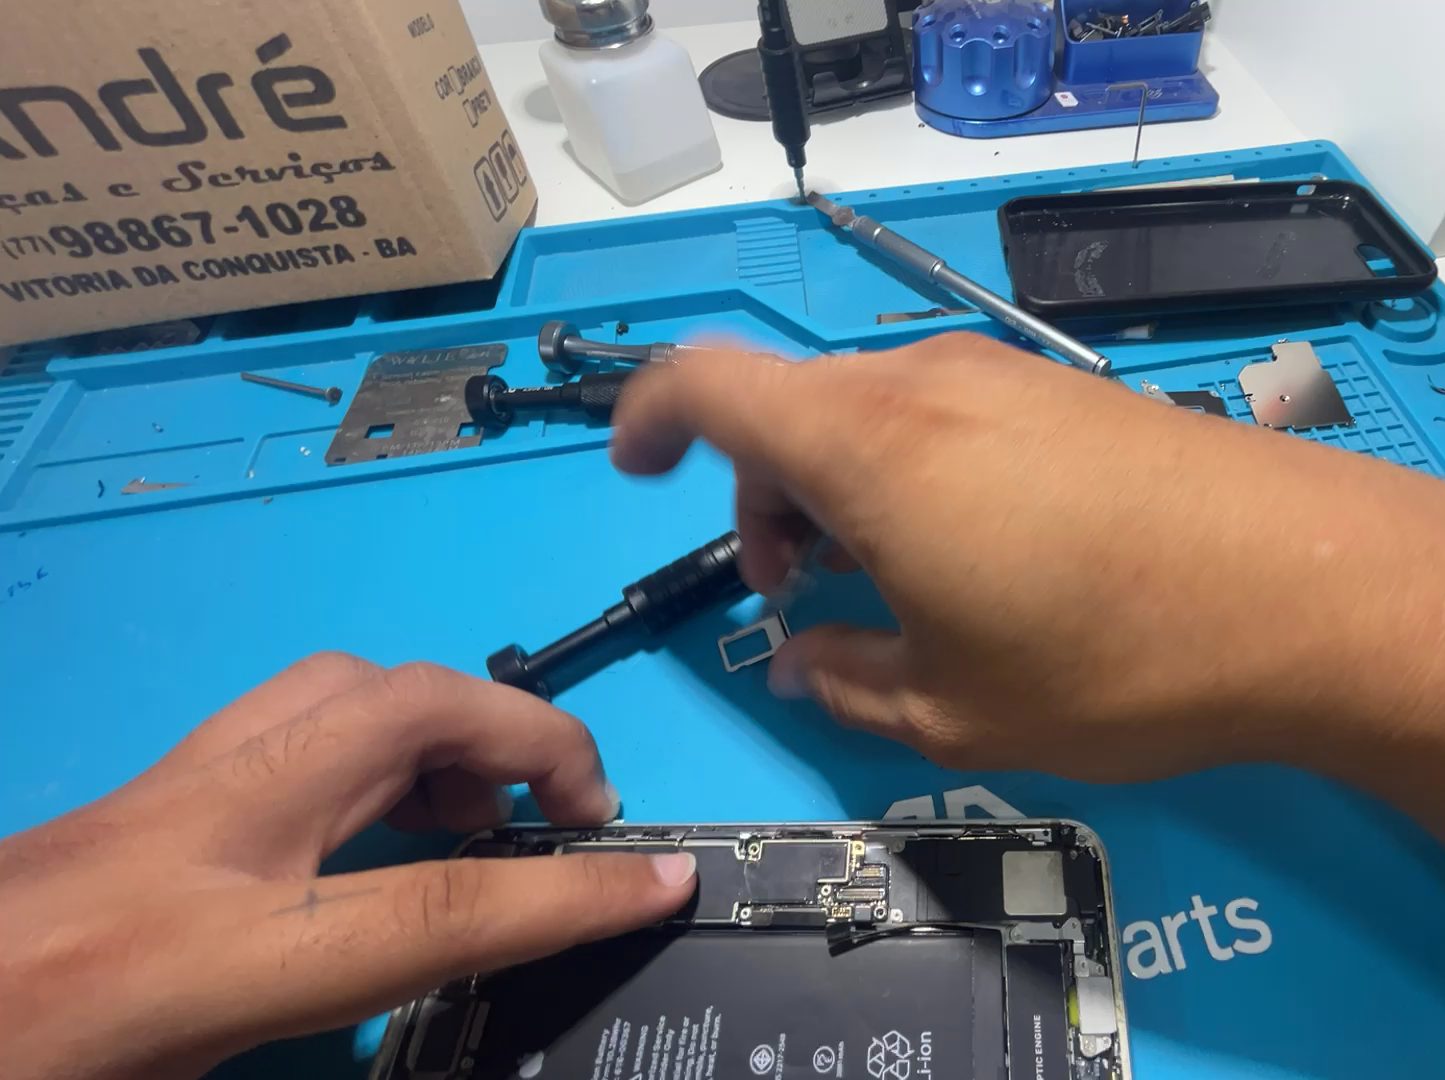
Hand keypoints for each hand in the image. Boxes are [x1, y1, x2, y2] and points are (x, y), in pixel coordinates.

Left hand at [0, 654, 696, 1079]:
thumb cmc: (12, 1078)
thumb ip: (321, 1044)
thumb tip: (445, 991)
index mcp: (169, 965)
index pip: (433, 908)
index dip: (573, 896)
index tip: (664, 879)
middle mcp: (172, 845)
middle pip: (403, 713)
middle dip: (527, 740)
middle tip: (578, 803)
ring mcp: (148, 796)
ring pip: (350, 683)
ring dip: (457, 726)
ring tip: (488, 801)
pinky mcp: (139, 784)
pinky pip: (303, 706)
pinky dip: (387, 734)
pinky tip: (388, 804)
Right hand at [612, 334, 1444, 781]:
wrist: (1315, 588)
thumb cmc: (1114, 658)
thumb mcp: (953, 705)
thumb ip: (845, 680)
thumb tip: (798, 657)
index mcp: (866, 444)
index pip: (708, 384)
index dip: (650, 417)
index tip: (640, 470)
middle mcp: (926, 386)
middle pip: (793, 411)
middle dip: (767, 498)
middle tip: (801, 590)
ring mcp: (1007, 378)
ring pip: (873, 415)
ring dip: (848, 490)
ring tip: (895, 581)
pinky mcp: (1070, 393)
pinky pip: (950, 419)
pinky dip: (919, 476)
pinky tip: (979, 550)